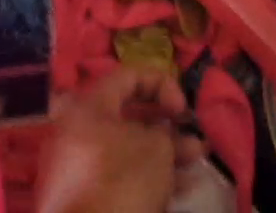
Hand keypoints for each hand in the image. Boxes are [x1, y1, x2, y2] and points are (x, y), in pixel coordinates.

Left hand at [38, 68, 206, 212]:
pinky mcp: (85, 199)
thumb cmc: (123, 180)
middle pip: (129, 116)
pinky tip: (183, 185)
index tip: (181, 109)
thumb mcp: (157, 145)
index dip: (163, 84)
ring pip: (129, 148)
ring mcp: (78, 170)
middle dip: (168, 123)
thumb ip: (164, 129)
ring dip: (166, 150)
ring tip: (197, 158)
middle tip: (192, 130)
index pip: (130, 76)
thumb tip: (160, 133)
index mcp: (88, 110)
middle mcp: (77, 134)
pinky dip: (149, 175)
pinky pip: (120, 175)